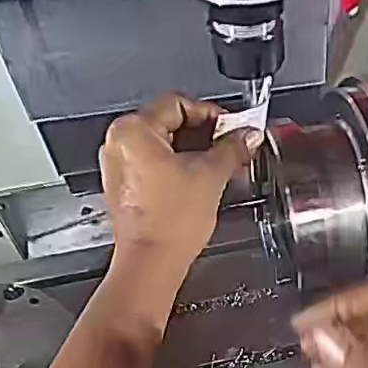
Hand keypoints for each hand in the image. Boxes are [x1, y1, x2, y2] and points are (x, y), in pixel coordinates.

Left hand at [100, 93, 261, 261]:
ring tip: (219, 170)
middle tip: (232, 150)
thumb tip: (247, 136)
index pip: (179, 104)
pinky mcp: (128, 190)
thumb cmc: (168, 225)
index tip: (234, 129)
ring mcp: (121, 168)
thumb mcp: (209, 177)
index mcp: (134, 130)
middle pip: (170, 124)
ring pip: (164, 148)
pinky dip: (180, 171)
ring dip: (194, 155)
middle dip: (205, 137)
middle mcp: (120, 144)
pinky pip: (157, 168)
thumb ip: (231, 150)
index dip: (212, 115)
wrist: (152, 263)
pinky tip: (200, 185)